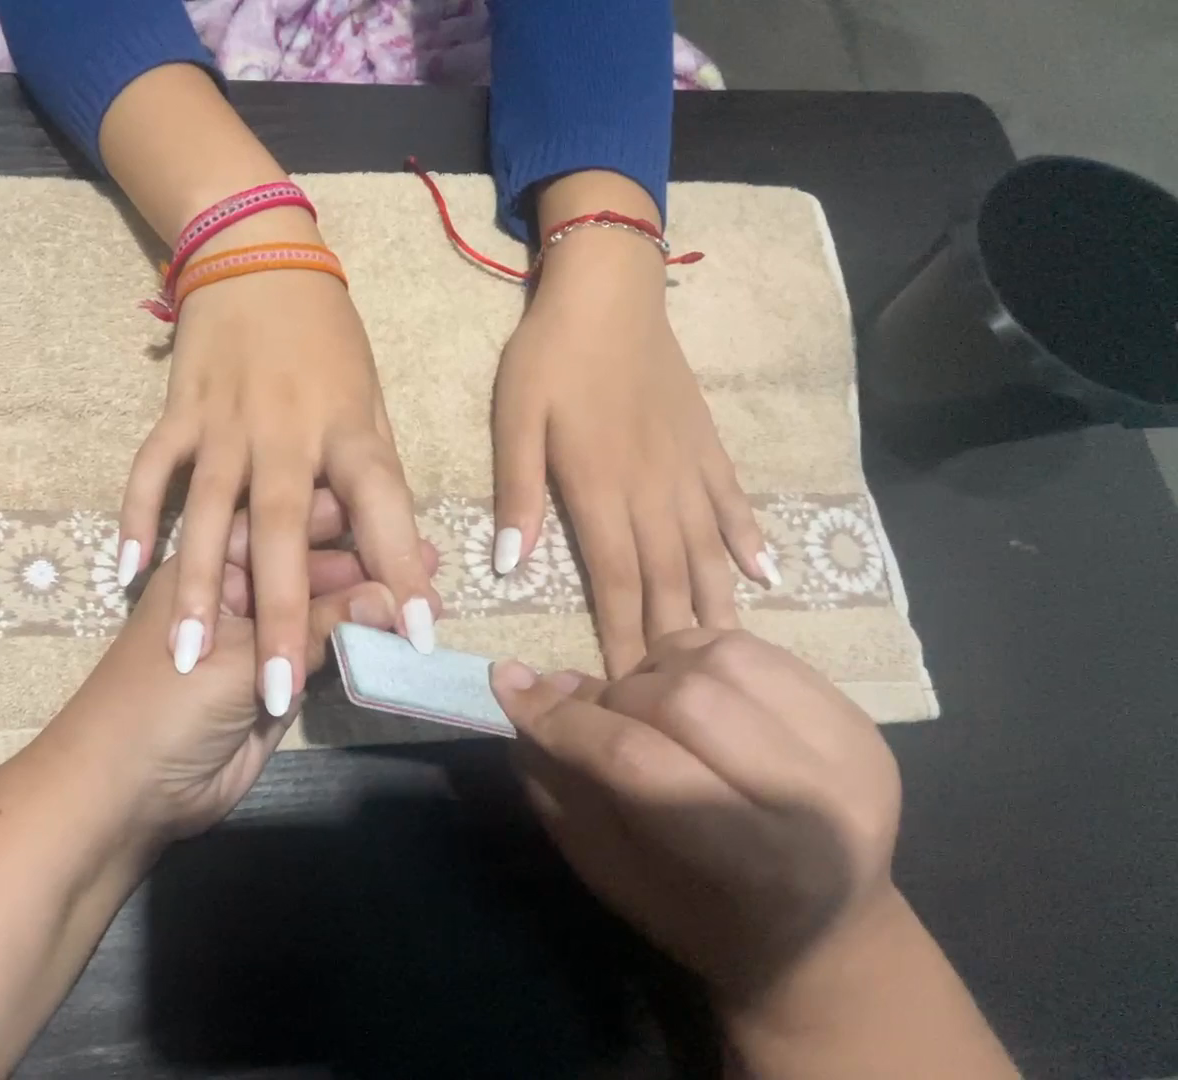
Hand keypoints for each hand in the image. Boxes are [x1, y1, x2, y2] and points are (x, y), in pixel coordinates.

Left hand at [66, 492, 438, 837]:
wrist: (129, 790)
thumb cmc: (168, 699)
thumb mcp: (242, 655)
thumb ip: (318, 625)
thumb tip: (394, 596)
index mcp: (212, 564)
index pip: (280, 528)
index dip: (338, 522)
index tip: (394, 514)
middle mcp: (238, 594)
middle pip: (309, 571)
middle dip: (366, 568)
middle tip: (430, 563)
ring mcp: (258, 641)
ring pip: (322, 615)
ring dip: (370, 610)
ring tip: (430, 601)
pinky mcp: (276, 685)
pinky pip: (324, 658)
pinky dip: (359, 650)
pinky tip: (400, 641)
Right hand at [119, 257, 439, 714]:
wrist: (257, 253)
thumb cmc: (326, 335)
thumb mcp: (368, 398)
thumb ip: (375, 470)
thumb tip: (396, 545)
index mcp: (348, 427)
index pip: (384, 507)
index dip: (403, 570)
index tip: (418, 636)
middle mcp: (288, 432)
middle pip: (287, 531)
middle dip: (285, 614)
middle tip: (280, 688)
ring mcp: (226, 422)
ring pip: (212, 512)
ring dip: (200, 586)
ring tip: (188, 654)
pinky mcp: (178, 413)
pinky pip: (153, 469)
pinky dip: (140, 514)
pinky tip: (130, 567)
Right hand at [490, 629, 901, 1000]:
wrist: (821, 935)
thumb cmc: (696, 914)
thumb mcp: (607, 867)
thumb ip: (558, 777)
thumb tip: (521, 682)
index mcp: (751, 861)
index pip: (636, 762)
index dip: (561, 720)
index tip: (505, 685)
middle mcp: (815, 803)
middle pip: (682, 702)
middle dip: (612, 699)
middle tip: (595, 718)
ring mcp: (849, 750)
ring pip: (720, 658)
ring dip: (655, 669)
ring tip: (644, 703)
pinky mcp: (855, 717)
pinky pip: (753, 647)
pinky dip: (696, 654)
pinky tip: (688, 686)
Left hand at [493, 212, 767, 677]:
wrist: (608, 292)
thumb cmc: (549, 358)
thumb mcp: (515, 422)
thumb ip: (518, 495)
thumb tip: (510, 567)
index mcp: (602, 491)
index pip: (615, 581)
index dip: (621, 636)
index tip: (628, 689)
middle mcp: (655, 491)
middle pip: (666, 579)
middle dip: (670, 640)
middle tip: (684, 699)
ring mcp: (690, 468)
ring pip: (707, 552)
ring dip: (716, 605)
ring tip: (731, 657)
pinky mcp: (709, 444)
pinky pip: (734, 503)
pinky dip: (751, 540)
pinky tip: (769, 573)